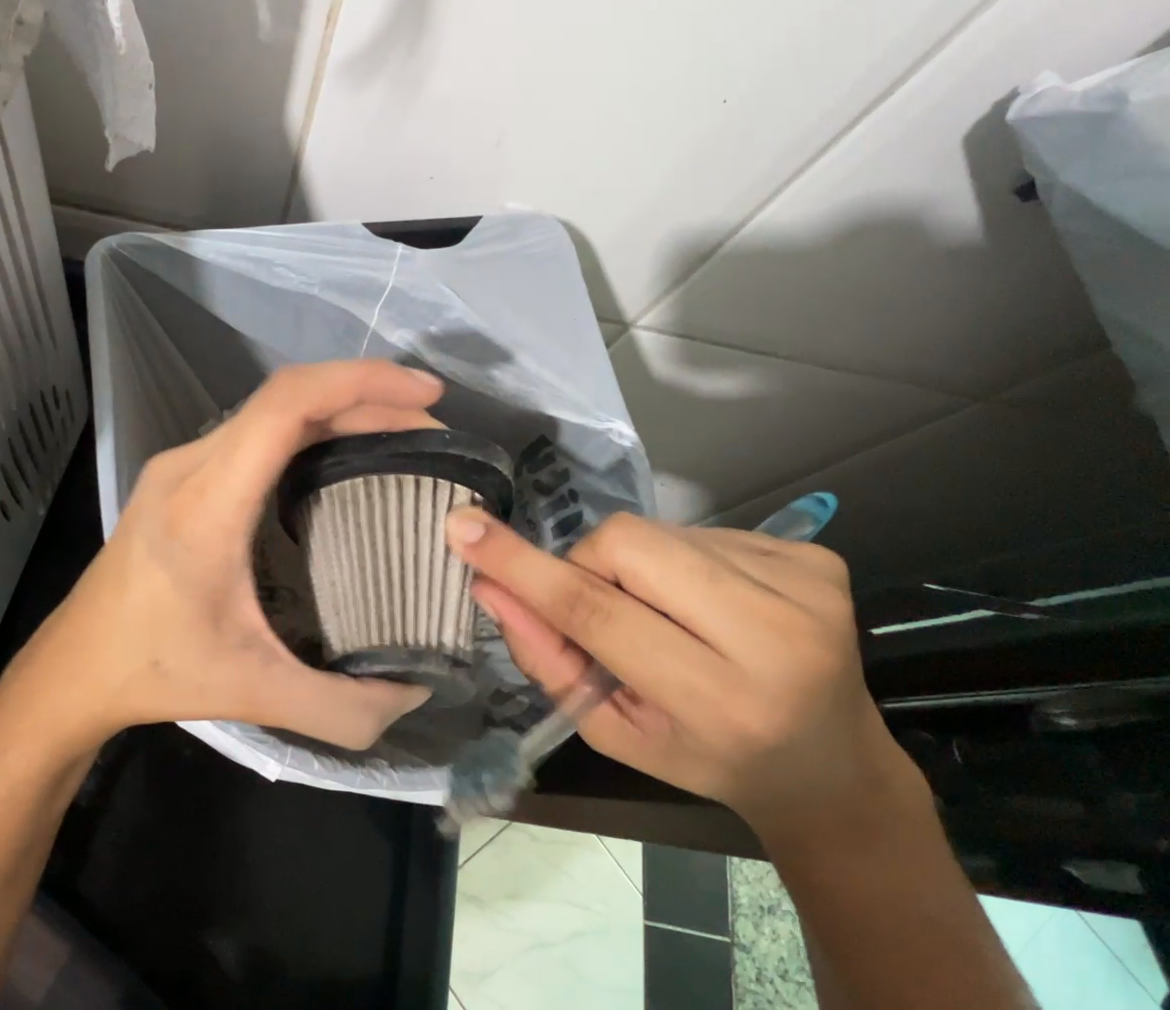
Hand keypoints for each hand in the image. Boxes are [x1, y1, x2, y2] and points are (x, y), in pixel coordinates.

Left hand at [2, 361, 439, 758]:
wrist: (76, 667)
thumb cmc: (155, 671)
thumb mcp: (255, 694)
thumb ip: (343, 707)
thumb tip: (415, 691)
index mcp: (206, 504)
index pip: (287, 405)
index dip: (362, 383)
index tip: (427, 397)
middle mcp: (188, 466)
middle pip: (285, 399)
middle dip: (365, 399)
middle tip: (430, 433)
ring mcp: (177, 468)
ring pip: (267, 413)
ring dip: (334, 413)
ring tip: (396, 443)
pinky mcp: (175, 481)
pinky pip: (250, 434)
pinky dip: (304, 432)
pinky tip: (336, 465)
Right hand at [445, 510, 920, 838]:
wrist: (827, 763)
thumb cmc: (703, 757)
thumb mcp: (611, 731)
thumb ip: (547, 658)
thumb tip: (489, 586)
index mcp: (719, 697)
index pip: (597, 611)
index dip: (524, 567)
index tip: (464, 528)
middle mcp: (774, 633)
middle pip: (628, 544)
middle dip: (588, 566)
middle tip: (600, 610)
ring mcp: (804, 586)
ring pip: (659, 532)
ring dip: (635, 568)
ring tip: (665, 617)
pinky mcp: (817, 557)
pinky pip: (699, 531)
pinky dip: (678, 564)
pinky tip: (704, 606)